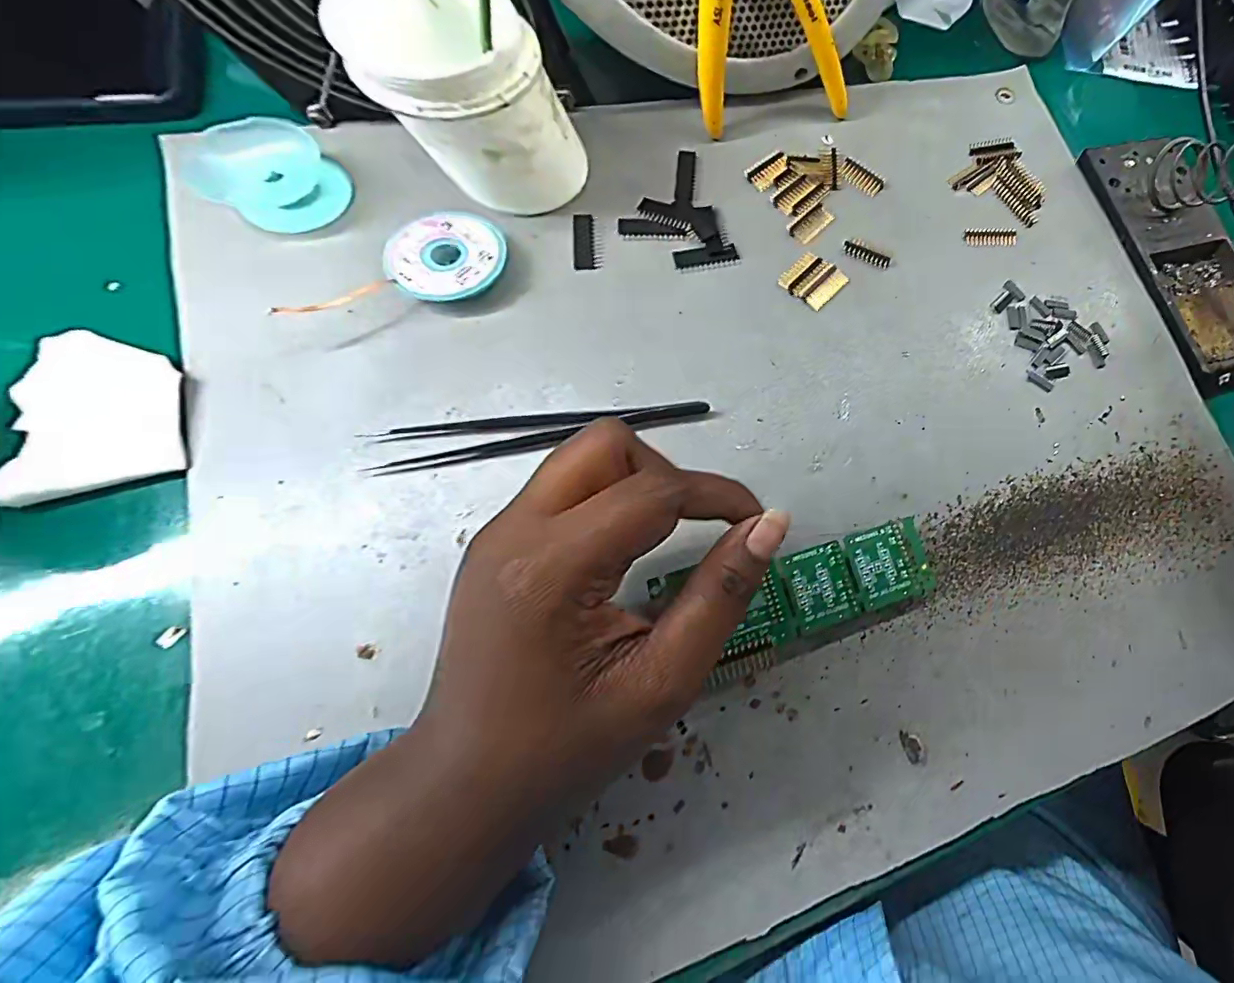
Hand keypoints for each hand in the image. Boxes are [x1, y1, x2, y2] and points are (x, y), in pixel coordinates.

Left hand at [271, 420, 789, 965]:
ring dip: (641, 482)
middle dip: (670, 475)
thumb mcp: (664, 682)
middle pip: (608, 444)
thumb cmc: (567, 748)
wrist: (463, 790)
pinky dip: (614, 499)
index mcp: (550, 570)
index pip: (652, 490)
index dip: (719, 495)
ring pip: (586, 456)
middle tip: (698, 529)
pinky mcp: (499, 543)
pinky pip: (569, 486)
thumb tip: (770, 525)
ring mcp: (499, 534)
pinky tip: (626, 553)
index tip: (756, 522)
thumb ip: (722, 596)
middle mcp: (514, 533)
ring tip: (666, 539)